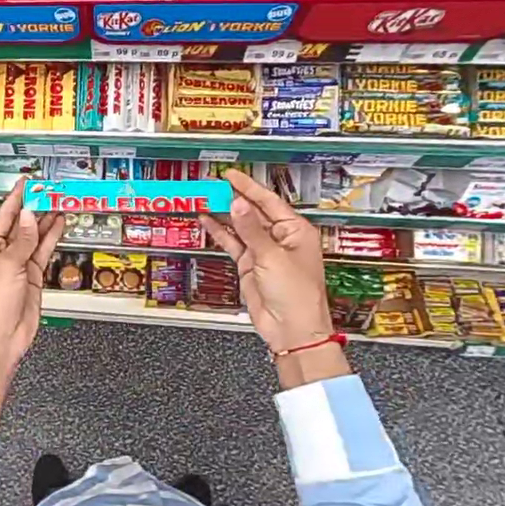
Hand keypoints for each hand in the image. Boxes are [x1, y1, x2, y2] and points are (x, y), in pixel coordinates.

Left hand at [0, 179, 66, 362]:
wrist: (0, 339)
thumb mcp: (7, 266)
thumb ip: (23, 241)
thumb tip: (31, 216)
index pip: (5, 214)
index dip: (18, 197)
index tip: (29, 182)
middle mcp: (1, 252)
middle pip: (21, 223)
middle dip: (35, 206)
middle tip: (51, 190)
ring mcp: (18, 264)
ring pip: (35, 235)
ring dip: (46, 219)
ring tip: (59, 202)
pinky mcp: (31, 276)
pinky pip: (42, 250)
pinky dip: (51, 237)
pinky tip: (58, 224)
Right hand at [200, 169, 348, 388]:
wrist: (292, 330)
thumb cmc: (298, 297)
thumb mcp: (272, 257)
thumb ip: (251, 230)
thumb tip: (238, 204)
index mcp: (296, 231)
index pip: (269, 201)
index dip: (248, 187)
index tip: (231, 176)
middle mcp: (280, 239)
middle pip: (253, 212)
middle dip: (233, 199)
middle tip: (213, 186)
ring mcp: (264, 252)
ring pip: (240, 227)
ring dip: (224, 214)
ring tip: (205, 200)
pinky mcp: (251, 265)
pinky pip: (233, 244)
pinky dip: (220, 233)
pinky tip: (208, 222)